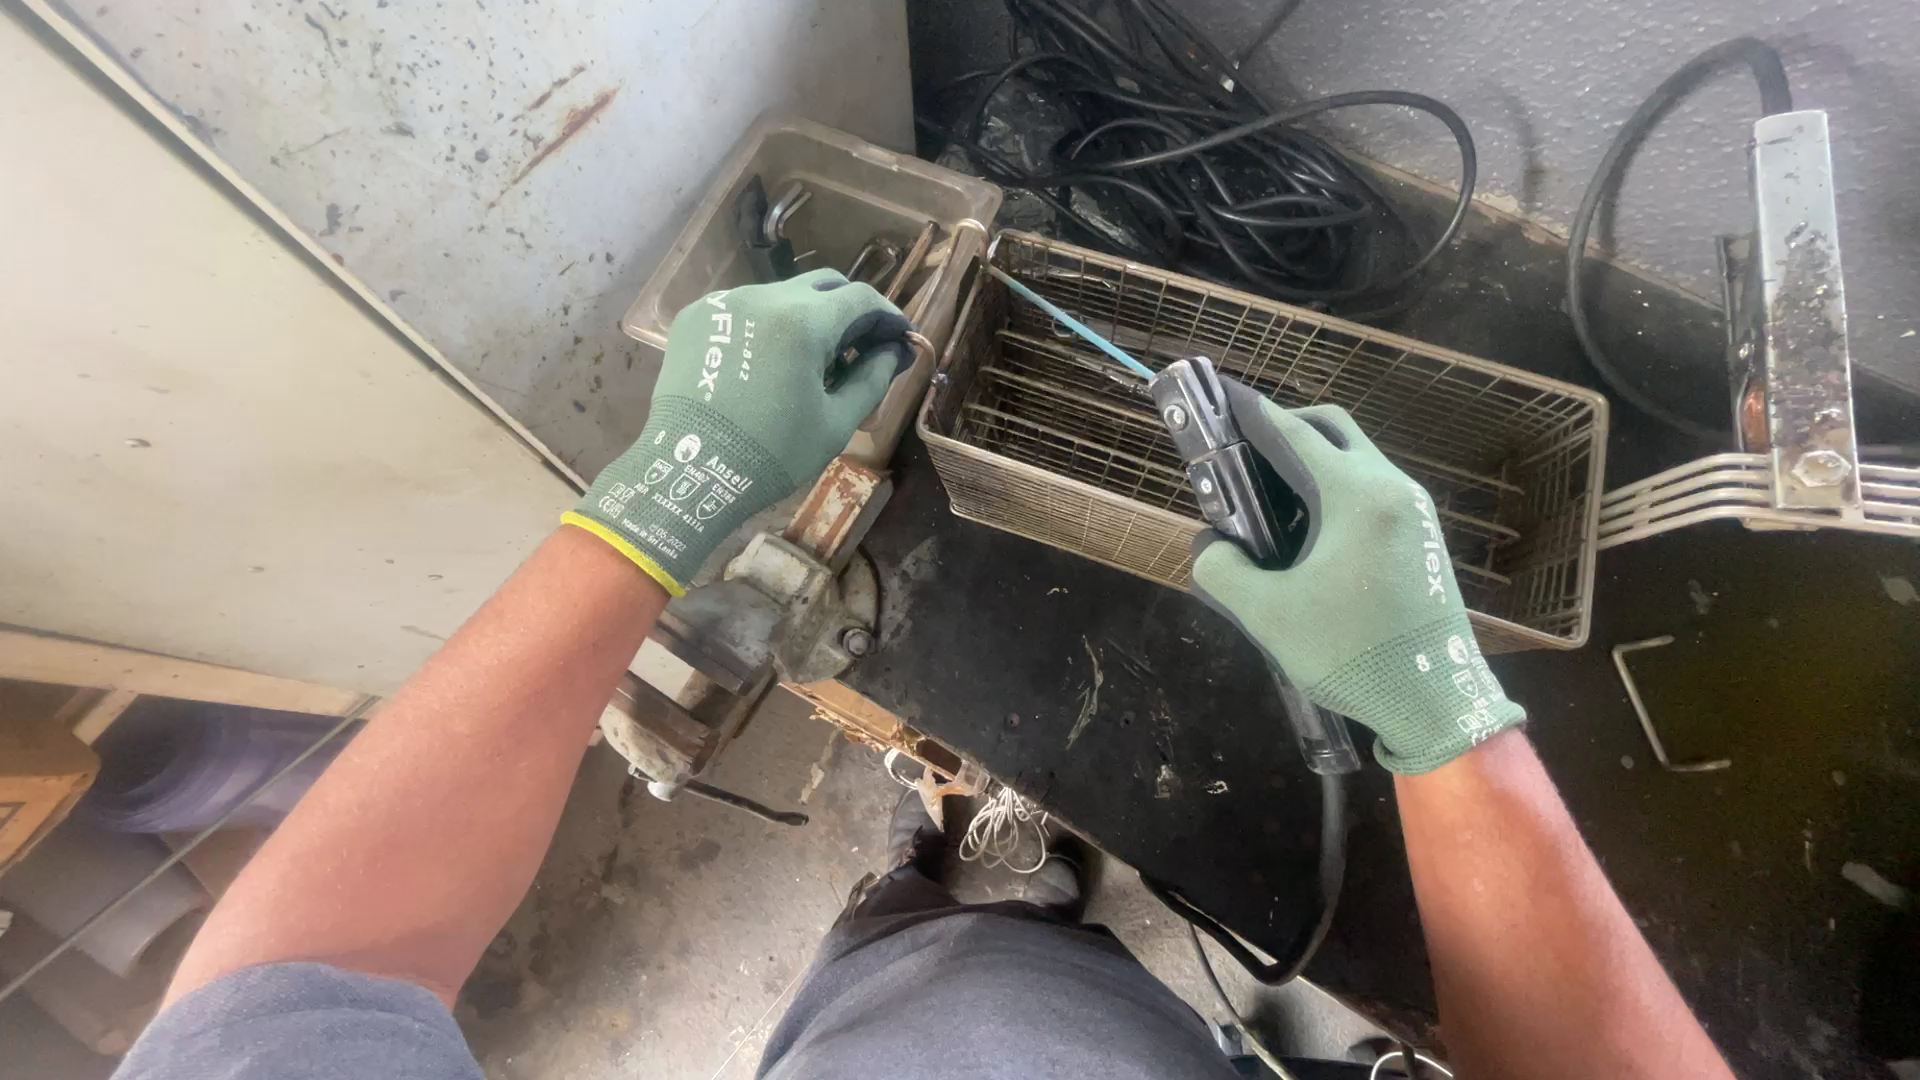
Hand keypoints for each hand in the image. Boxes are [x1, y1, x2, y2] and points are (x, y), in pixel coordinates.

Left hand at [564, 270, 909, 593]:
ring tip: (817, 358)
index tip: (901, 337)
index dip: (889, 315)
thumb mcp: (836, 422)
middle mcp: (763, 296)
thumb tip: (894, 352)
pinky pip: (748, 308)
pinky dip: (771, 325)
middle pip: (824, 284)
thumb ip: (872, 378)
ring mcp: (725, 302)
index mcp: (803, 321)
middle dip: (852, 309)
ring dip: (811, 316)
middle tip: (865, 345)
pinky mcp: (698, 316)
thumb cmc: (774, 453)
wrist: (692, 468)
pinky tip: (774, 360)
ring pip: (784, 294)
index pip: (861, 297)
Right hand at [1190, 380, 1523, 772]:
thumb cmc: (1350, 653)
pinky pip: (1367, 490)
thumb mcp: (1267, 614)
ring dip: (1305, 461)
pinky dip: (1328, 489)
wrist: (1436, 704)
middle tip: (1240, 449)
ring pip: (1353, 458)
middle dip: (1283, 426)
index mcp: (1358, 497)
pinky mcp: (1420, 537)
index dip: (1252, 413)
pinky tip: (1301, 531)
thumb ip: (1221, 569)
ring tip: (1262, 497)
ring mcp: (1413, 512)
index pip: (1294, 434)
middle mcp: (1393, 489)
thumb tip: (1212, 546)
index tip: (1221, 397)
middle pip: (1332, 429)